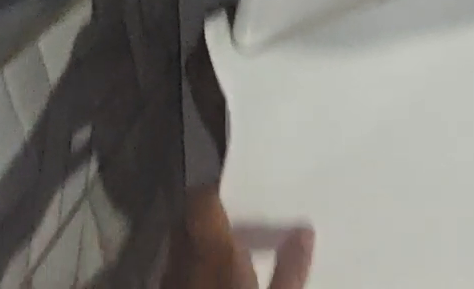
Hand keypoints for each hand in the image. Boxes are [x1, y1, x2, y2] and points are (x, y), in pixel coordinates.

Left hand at [165, 187, 313, 288]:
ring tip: (230, 253)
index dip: (213, 192)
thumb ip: (290, 272)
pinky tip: (214, 284)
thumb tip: (304, 231)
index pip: (200, 204)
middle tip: (239, 222)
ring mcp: (169, 286)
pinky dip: (190, 270)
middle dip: (206, 217)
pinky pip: (174, 275)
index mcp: (213, 257)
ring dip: (197, 244)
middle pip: (184, 224)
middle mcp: (183, 266)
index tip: (238, 194)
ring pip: (177, 250)